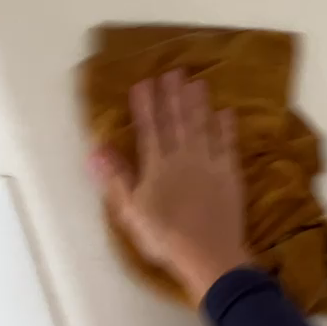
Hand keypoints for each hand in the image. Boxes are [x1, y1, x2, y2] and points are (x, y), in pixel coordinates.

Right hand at [88, 70, 252, 302]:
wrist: (210, 254)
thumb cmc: (165, 237)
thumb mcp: (131, 211)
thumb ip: (116, 178)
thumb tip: (96, 150)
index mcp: (157, 167)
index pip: (149, 129)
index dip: (146, 105)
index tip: (143, 82)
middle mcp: (183, 158)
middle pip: (177, 121)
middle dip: (173, 95)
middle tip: (173, 71)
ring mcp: (209, 164)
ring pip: (202, 127)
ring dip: (199, 104)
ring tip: (197, 81)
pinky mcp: (230, 175)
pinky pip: (227, 146)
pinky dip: (225, 128)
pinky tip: (226, 112)